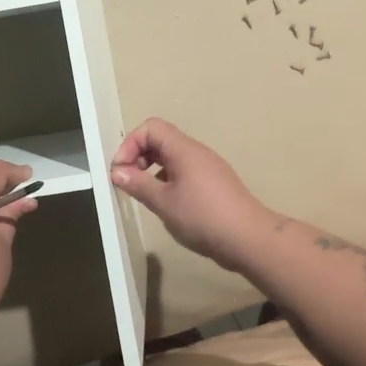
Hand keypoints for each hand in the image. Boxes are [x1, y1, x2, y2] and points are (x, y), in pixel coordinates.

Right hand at [109, 118, 274, 269]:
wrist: (249, 238)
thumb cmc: (203, 217)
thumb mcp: (164, 202)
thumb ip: (138, 184)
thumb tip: (117, 171)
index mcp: (184, 150)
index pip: (151, 127)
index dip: (130, 143)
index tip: (121, 170)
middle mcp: (196, 152)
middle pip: (161, 139)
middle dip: (139, 156)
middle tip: (129, 182)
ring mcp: (208, 167)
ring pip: (172, 157)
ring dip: (152, 169)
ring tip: (144, 194)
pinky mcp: (214, 183)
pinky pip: (184, 171)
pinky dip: (168, 180)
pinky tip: (166, 204)